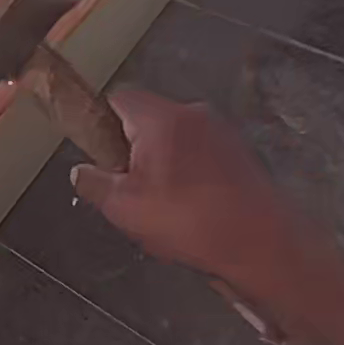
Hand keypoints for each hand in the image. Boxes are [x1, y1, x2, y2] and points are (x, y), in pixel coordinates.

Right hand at [68, 89, 319, 289]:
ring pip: (172, 136)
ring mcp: (222, 133)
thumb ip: (92, 183)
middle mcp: (194, 115)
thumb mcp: (121, 206)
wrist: (263, 247)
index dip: (100, 119)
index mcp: (161, 119)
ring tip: (155, 199)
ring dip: (158, 160)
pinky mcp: (240, 154)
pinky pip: (197, 152)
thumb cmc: (186, 220)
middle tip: (123, 181)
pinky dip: (185, 170)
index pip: (118, 98)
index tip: (95, 148)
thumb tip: (80, 172)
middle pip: (146, 117)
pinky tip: (184, 205)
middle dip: (129, 145)